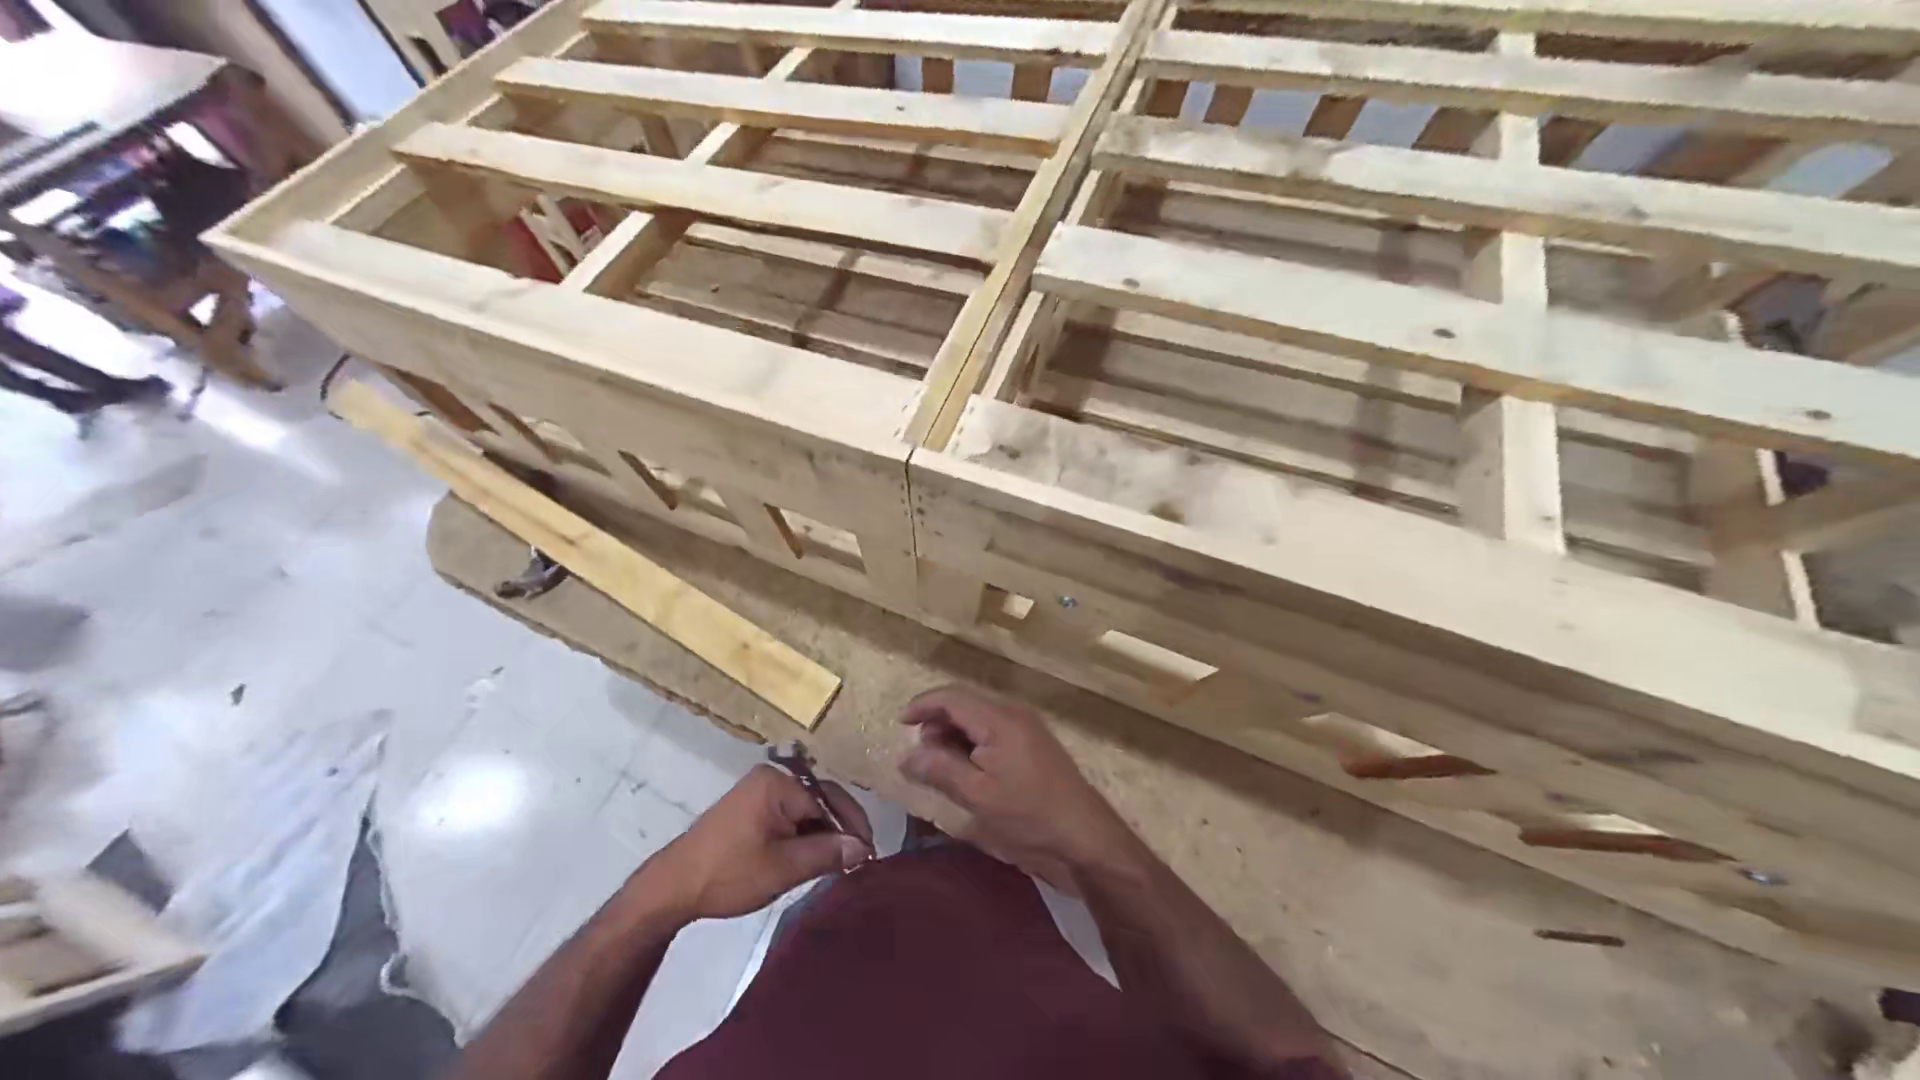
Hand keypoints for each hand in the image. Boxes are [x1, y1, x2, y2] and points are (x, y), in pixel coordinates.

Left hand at [645, 765, 872, 920]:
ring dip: (822, 836)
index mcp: (779, 782)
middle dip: (839, 831)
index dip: (852, 828)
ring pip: (806, 811)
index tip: (870, 856)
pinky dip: (803, 836)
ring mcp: (759, 790)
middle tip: (858, 862)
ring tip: (838, 864)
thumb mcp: (783, 867)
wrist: (672, 888)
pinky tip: (812, 857)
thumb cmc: (728, 874)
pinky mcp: (751, 807)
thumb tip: (864, 849)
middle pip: (820, 801)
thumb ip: (827, 853)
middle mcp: (771, 777)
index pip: (830, 800)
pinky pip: (789, 816)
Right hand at [897, 686, 1145, 891]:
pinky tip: (967, 767)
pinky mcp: (1034, 741)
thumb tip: (906, 756)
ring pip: (979, 717)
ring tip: (940, 764)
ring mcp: (1026, 726)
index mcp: (998, 719)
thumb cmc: (1028, 814)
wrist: (1084, 833)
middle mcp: (1013, 713)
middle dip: (937, 722)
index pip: (952, 697)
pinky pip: (994, 729)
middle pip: (965, 704)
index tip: (900, 723)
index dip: (922, 705)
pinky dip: (973, 741)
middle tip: (921, 753)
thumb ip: (939, 770)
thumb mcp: (977, 795)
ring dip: (955, 733)